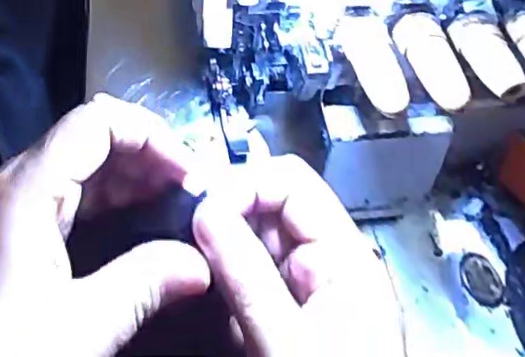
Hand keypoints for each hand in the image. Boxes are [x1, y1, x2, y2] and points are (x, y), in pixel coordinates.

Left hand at [0, 95, 212, 356]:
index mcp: (27, 186)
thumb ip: (146, 282)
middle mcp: (15, 184)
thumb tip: (204, 262)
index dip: (152, 134)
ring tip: (171, 208)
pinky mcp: (1, 241)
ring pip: (81, 166)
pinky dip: (106, 202)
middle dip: (147, 155)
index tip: (189, 174)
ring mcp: (5, 211)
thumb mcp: (77, 330)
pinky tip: (132, 228)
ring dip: (130, 178)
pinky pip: (65, 197)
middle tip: (189, 193)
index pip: (101, 120)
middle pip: (93, 136)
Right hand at [192, 155, 404, 356]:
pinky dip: (225, 292)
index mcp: (343, 255)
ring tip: (187, 270)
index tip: (198, 212)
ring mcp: (309, 298)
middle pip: (272, 212)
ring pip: (257, 250)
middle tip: (181, 240)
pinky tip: (204, 302)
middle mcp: (328, 265)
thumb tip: (206, 210)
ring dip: (221, 255)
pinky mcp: (290, 328)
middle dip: (227, 218)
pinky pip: (252, 288)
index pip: (292, 184)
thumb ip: (246, 275)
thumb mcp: (288, 346)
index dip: (244, 185)